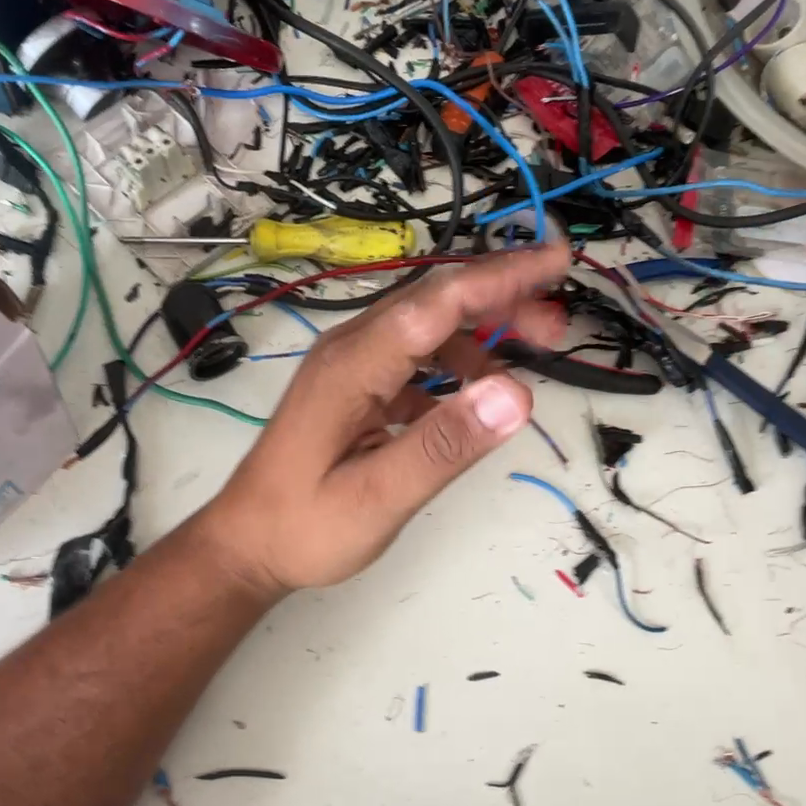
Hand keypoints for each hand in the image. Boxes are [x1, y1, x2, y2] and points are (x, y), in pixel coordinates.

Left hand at [194, 244, 571, 596]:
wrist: (246, 544)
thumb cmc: (305, 527)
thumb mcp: (378, 498)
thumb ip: (445, 446)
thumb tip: (518, 394)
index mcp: (353, 365)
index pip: (437, 302)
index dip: (500, 277)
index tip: (557, 260)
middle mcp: (350, 350)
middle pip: (434, 304)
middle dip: (500, 299)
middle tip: (559, 322)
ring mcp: (349, 367)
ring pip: (425, 328)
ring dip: (480, 332)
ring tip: (528, 356)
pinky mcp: (353, 388)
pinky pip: (411, 358)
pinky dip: (453, 363)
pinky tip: (473, 393)